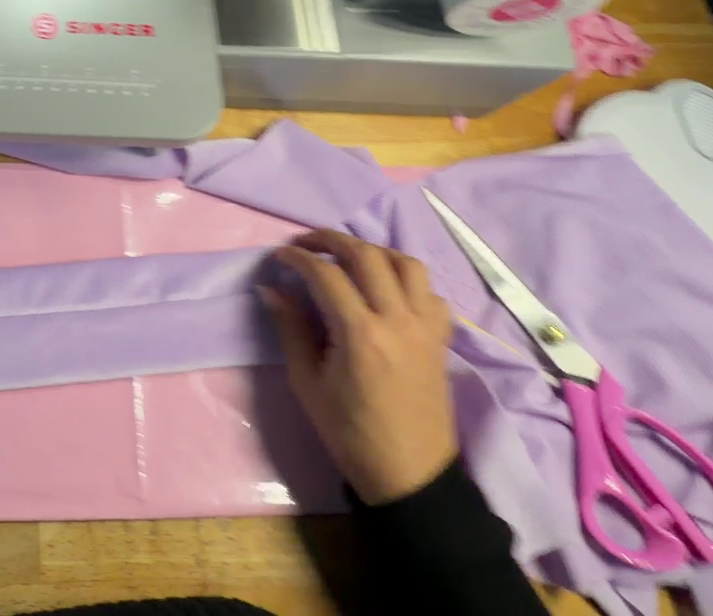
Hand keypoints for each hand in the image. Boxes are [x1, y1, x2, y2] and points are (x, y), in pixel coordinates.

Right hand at [260, 229, 458, 504]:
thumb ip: (291, 328)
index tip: (278, 257)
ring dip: (372, 251)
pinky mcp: (440, 338)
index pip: (326, 274)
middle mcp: (397, 320)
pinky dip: (406, 279)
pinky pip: (429, 291)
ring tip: (348, 258)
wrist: (408, 473)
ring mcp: (425, 327)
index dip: (298, 258)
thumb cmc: (349, 432)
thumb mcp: (307, 382)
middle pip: (367, 255)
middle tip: (305, 244)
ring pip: (405, 263)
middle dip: (331, 240)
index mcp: (360, 333)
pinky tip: (385, 290)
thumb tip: (272, 289)